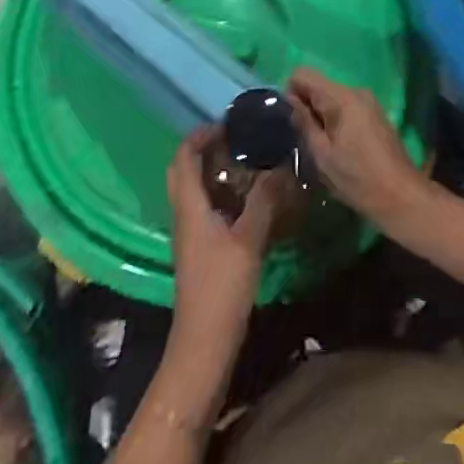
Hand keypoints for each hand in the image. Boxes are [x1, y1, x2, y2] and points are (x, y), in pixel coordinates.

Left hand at [165, 127, 290, 345]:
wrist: (204, 341)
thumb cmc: (221, 287)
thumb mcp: (247, 240)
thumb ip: (264, 201)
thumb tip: (280, 166)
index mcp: (189, 207)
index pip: (183, 158)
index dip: (199, 136)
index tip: (227, 122)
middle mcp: (185, 215)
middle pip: (184, 172)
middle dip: (205, 150)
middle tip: (236, 139)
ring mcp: (192, 233)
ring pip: (196, 191)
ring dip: (214, 171)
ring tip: (247, 161)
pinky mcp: (202, 249)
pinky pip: (207, 209)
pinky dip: (223, 194)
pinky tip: (250, 198)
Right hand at [288, 67, 430, 228]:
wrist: (401, 195)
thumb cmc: (357, 178)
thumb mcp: (322, 154)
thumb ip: (303, 122)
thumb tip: (288, 99)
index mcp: (341, 97)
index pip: (303, 74)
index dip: (290, 93)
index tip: (291, 121)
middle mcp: (356, 91)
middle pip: (319, 85)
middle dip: (306, 106)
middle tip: (304, 139)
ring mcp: (369, 102)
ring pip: (332, 97)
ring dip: (321, 115)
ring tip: (320, 145)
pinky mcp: (375, 114)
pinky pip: (346, 106)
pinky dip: (336, 119)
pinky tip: (338, 146)